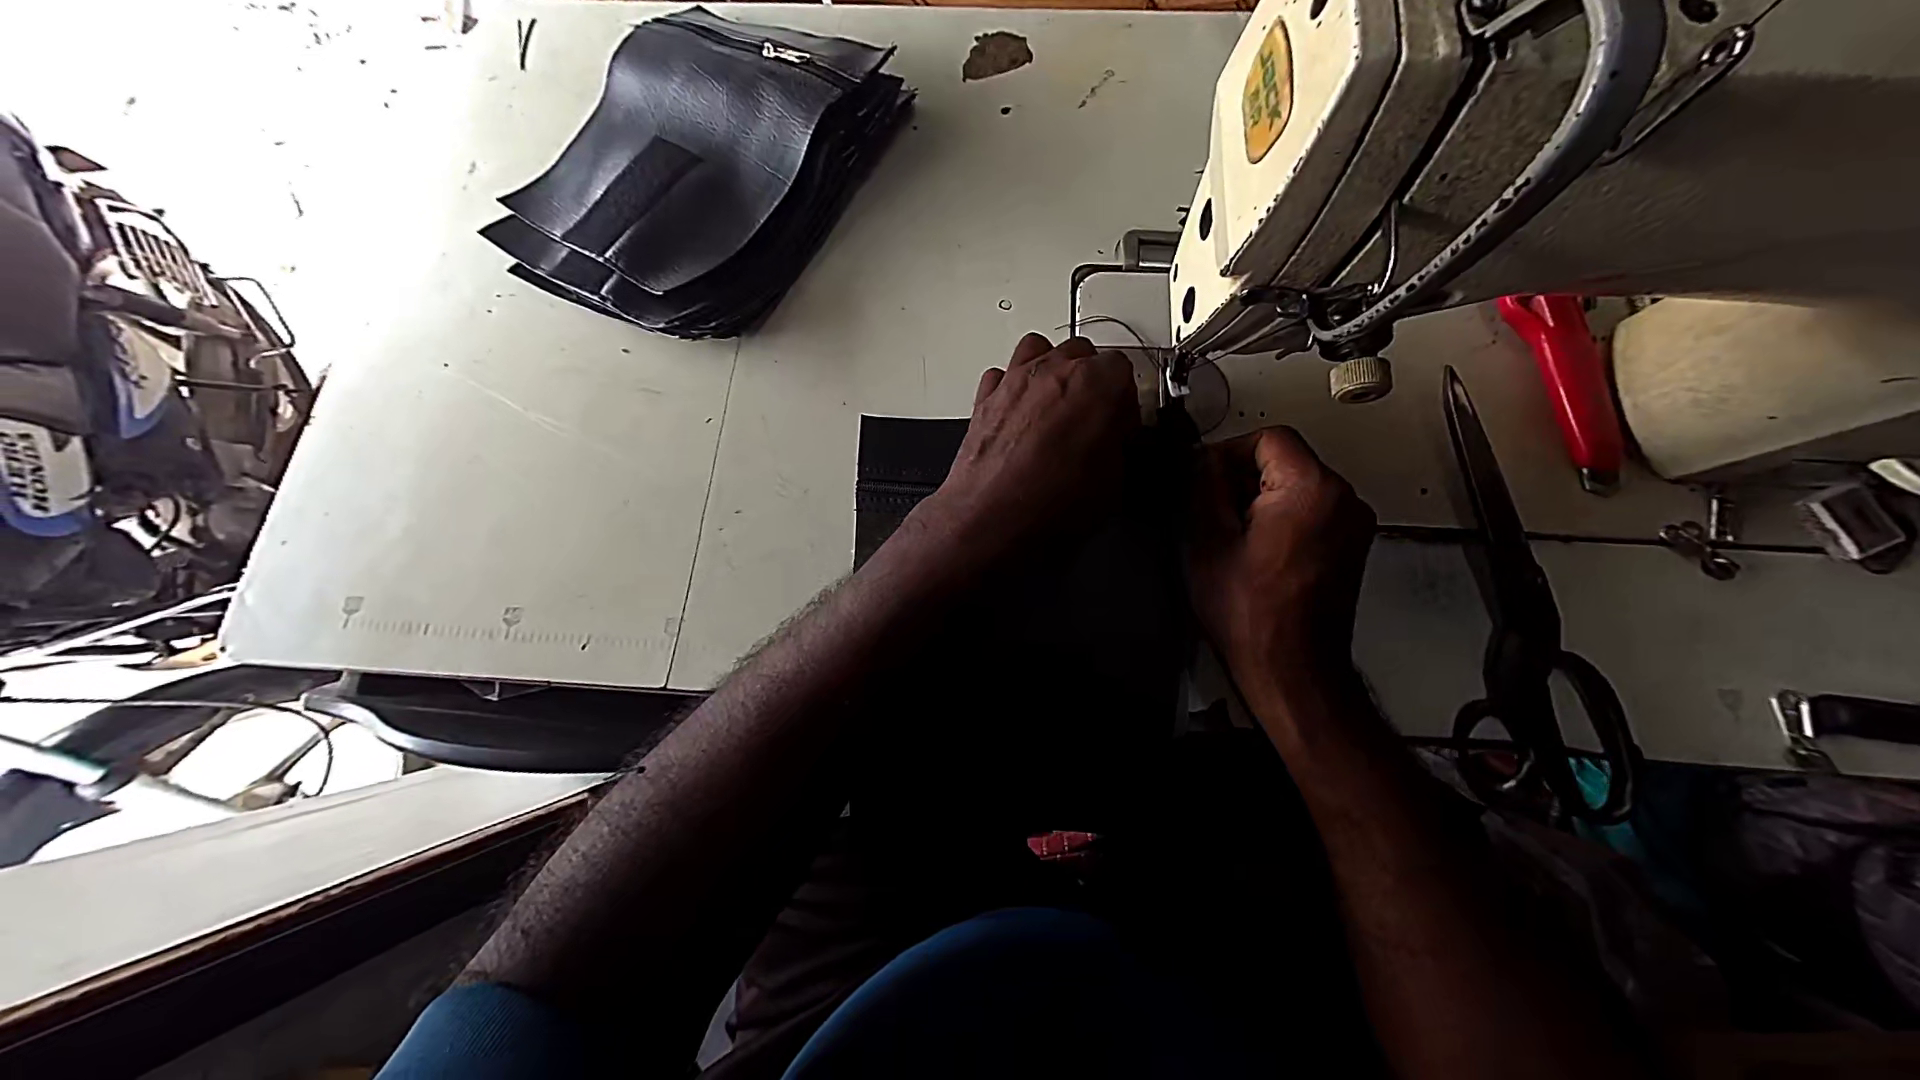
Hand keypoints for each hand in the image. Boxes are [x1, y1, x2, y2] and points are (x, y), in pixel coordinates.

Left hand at [912, 334, 1137, 565]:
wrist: (990, 523)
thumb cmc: (1045, 506)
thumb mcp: (1112, 483)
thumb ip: (1116, 446)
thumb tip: (1112, 445)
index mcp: (1095, 384)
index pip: (1122, 369)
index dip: (1124, 400)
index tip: (1121, 423)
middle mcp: (1052, 372)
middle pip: (1080, 352)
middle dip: (1090, 379)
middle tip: (1092, 416)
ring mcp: (1014, 382)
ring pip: (1038, 350)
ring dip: (1050, 370)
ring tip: (1056, 405)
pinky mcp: (984, 399)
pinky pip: (1001, 376)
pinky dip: (1012, 387)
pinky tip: (1020, 413)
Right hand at [1187, 427, 1375, 699]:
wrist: (1290, 668)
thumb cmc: (1254, 617)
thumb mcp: (1207, 541)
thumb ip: (1202, 486)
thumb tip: (1199, 458)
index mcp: (1311, 490)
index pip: (1267, 437)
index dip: (1226, 454)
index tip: (1204, 479)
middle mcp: (1343, 500)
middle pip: (1284, 459)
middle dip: (1240, 479)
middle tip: (1211, 513)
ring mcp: (1351, 524)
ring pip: (1295, 484)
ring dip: (1257, 500)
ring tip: (1231, 539)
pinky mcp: (1349, 544)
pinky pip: (1309, 510)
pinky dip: (1278, 518)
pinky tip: (1253, 552)